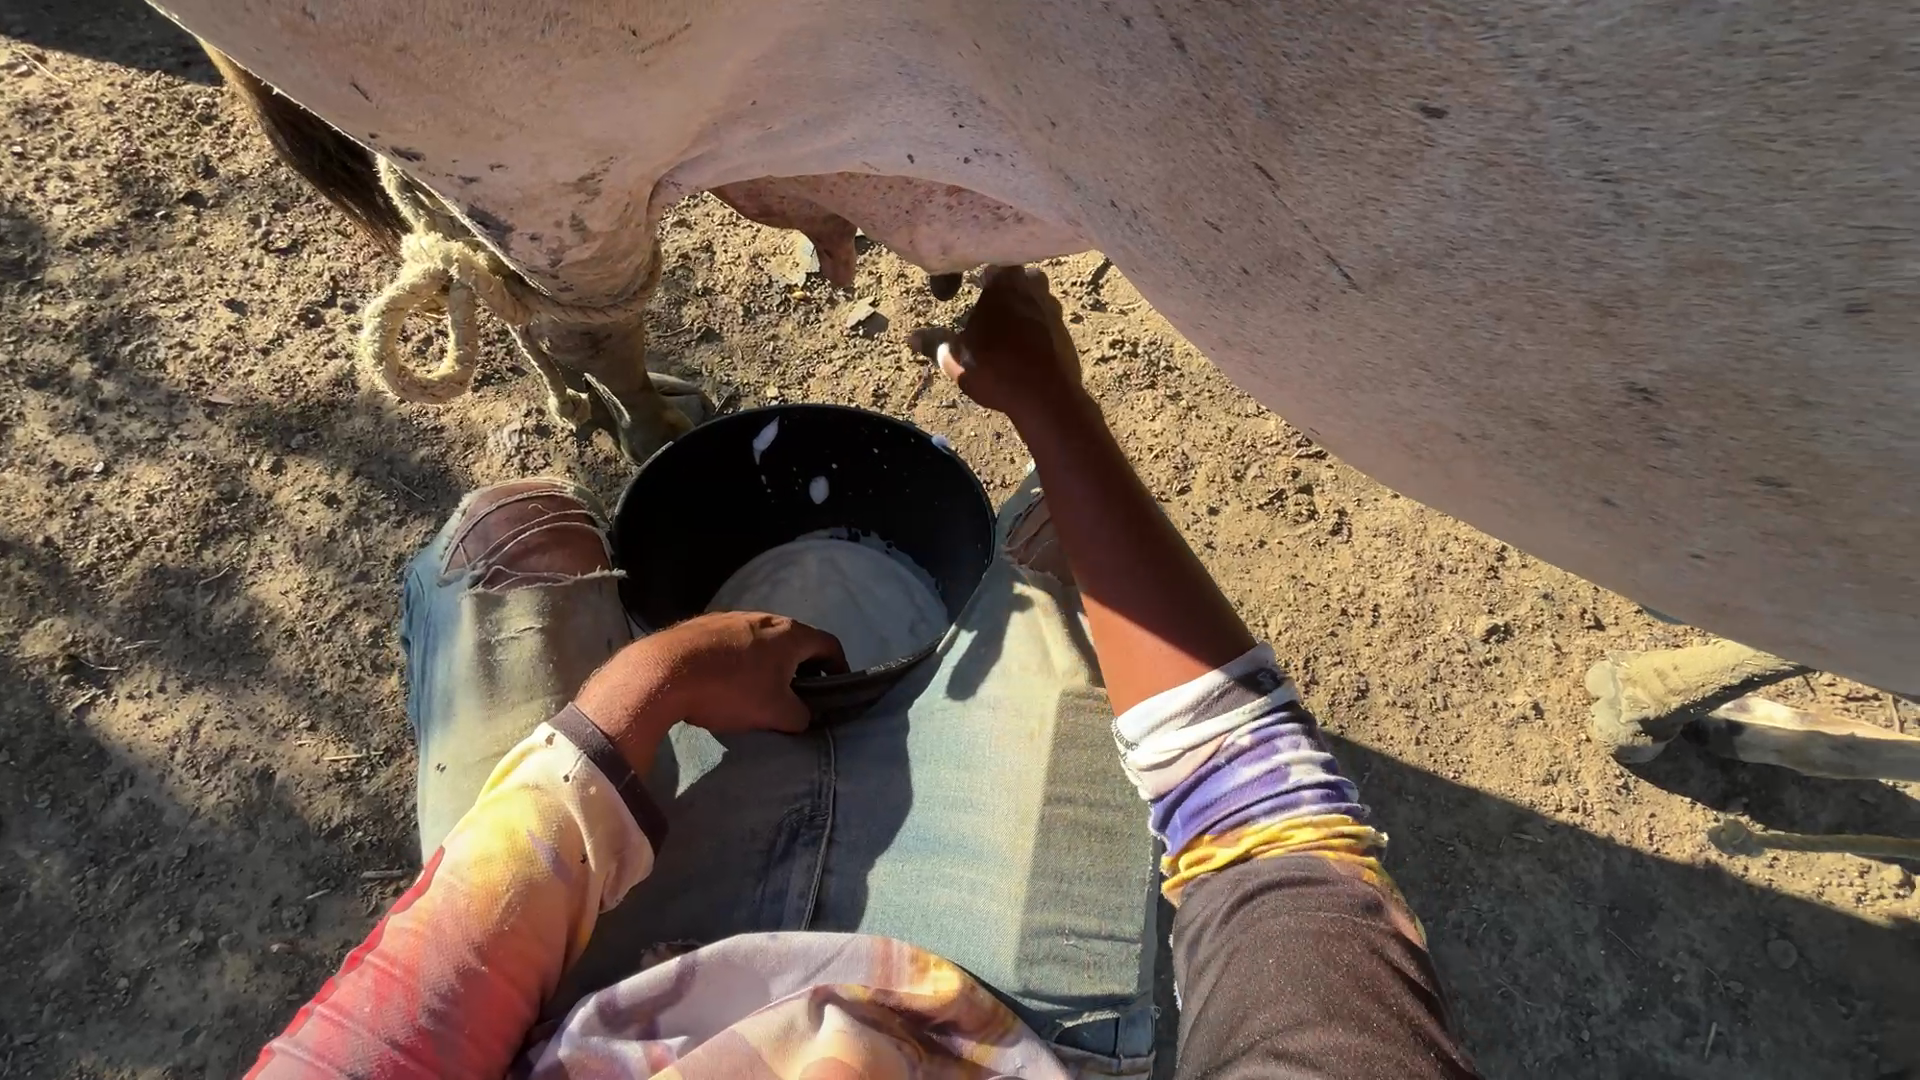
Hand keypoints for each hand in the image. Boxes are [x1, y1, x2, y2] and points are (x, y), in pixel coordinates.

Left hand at [573, 612, 847, 769]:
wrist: (663, 672)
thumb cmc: (730, 690)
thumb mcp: (775, 713)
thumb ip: (801, 715)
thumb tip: (806, 716)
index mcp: (792, 634)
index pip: (830, 645)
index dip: (840, 667)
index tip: (838, 688)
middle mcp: (768, 617)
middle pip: (797, 641)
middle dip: (804, 666)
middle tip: (800, 692)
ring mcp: (735, 617)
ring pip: (765, 640)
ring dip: (771, 662)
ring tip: (762, 688)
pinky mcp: (706, 624)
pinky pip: (737, 641)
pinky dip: (743, 658)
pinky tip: (727, 679)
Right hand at [909, 265, 1085, 423]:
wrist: (1045, 397)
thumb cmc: (995, 369)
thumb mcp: (955, 359)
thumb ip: (934, 344)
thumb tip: (910, 337)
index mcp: (1003, 284)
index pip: (991, 263)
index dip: (981, 274)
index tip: (971, 286)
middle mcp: (1032, 288)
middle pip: (1019, 275)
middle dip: (1007, 285)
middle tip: (992, 303)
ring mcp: (1053, 309)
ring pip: (1038, 295)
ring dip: (1024, 305)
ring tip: (1009, 325)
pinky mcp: (1067, 332)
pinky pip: (1049, 321)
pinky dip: (1039, 327)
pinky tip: (1027, 346)